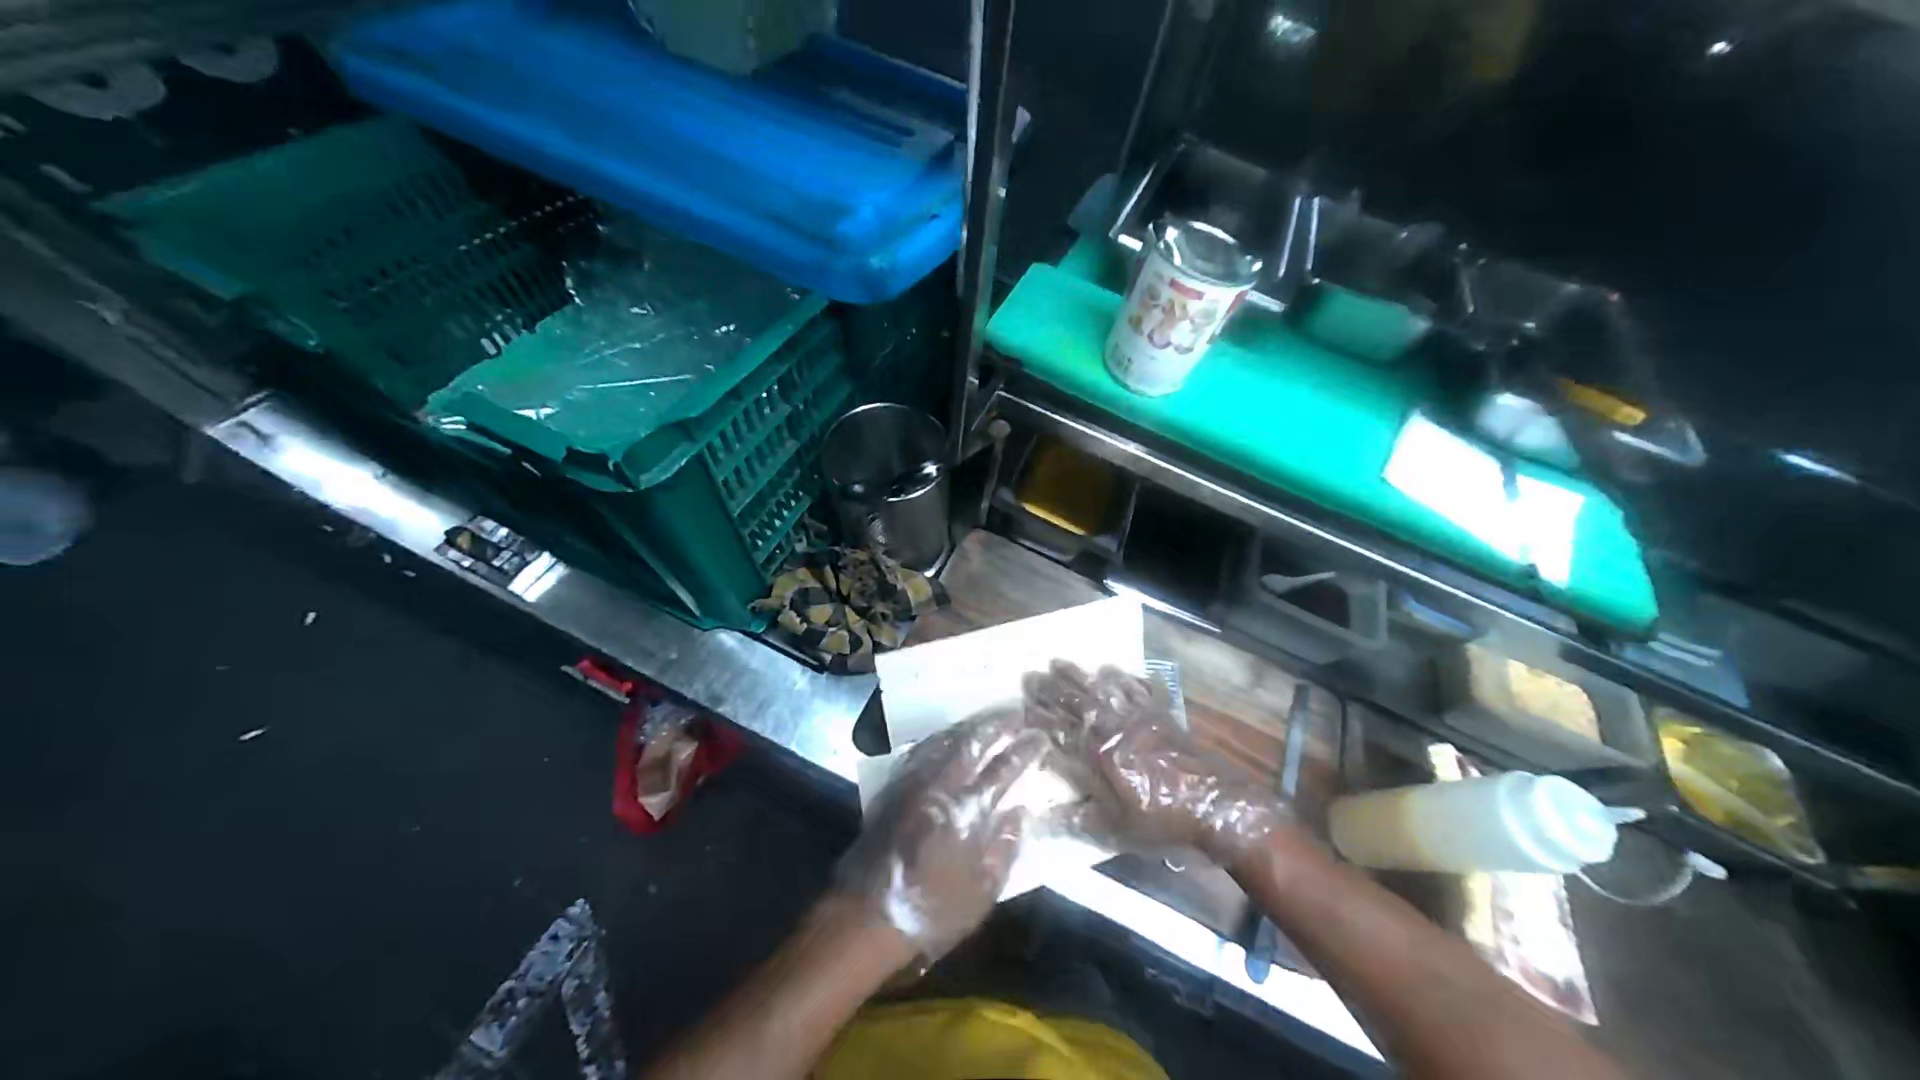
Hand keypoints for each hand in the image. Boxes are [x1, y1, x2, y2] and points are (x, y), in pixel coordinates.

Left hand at [834, 709, 1048, 961]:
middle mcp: (939, 786)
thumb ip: (1004, 849)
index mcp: (966, 811)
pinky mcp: (892, 789)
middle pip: (971, 742)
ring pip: (944, 741)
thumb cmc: (929, 911)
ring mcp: (912, 783)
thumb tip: (1018, 812)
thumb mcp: (981, 893)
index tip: (1040, 735)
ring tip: (987, 721)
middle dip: (996, 725)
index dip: (1024, 750)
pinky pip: (922, 751)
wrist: (864, 916)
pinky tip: (949, 741)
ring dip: (969, 728)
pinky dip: (941, 740)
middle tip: (1016, 713)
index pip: (1003, 769)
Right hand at [1024, 661, 1287, 864]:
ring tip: (1061, 662)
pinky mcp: (1162, 715)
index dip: (1039, 716)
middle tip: (1032, 674)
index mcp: (1099, 753)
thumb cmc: (1163, 820)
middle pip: (1077, 700)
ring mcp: (1140, 717)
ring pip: (1103, 687)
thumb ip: (1079, 819)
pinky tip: (1115, 670)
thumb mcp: (1117, 828)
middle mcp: (1115, 727)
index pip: (1060, 727)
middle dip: (1051, 687)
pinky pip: (1138, 687)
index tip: (1021, 704)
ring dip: (1080, 674)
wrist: (1218, 807)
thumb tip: (1043, 818)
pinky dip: (1123, 677)